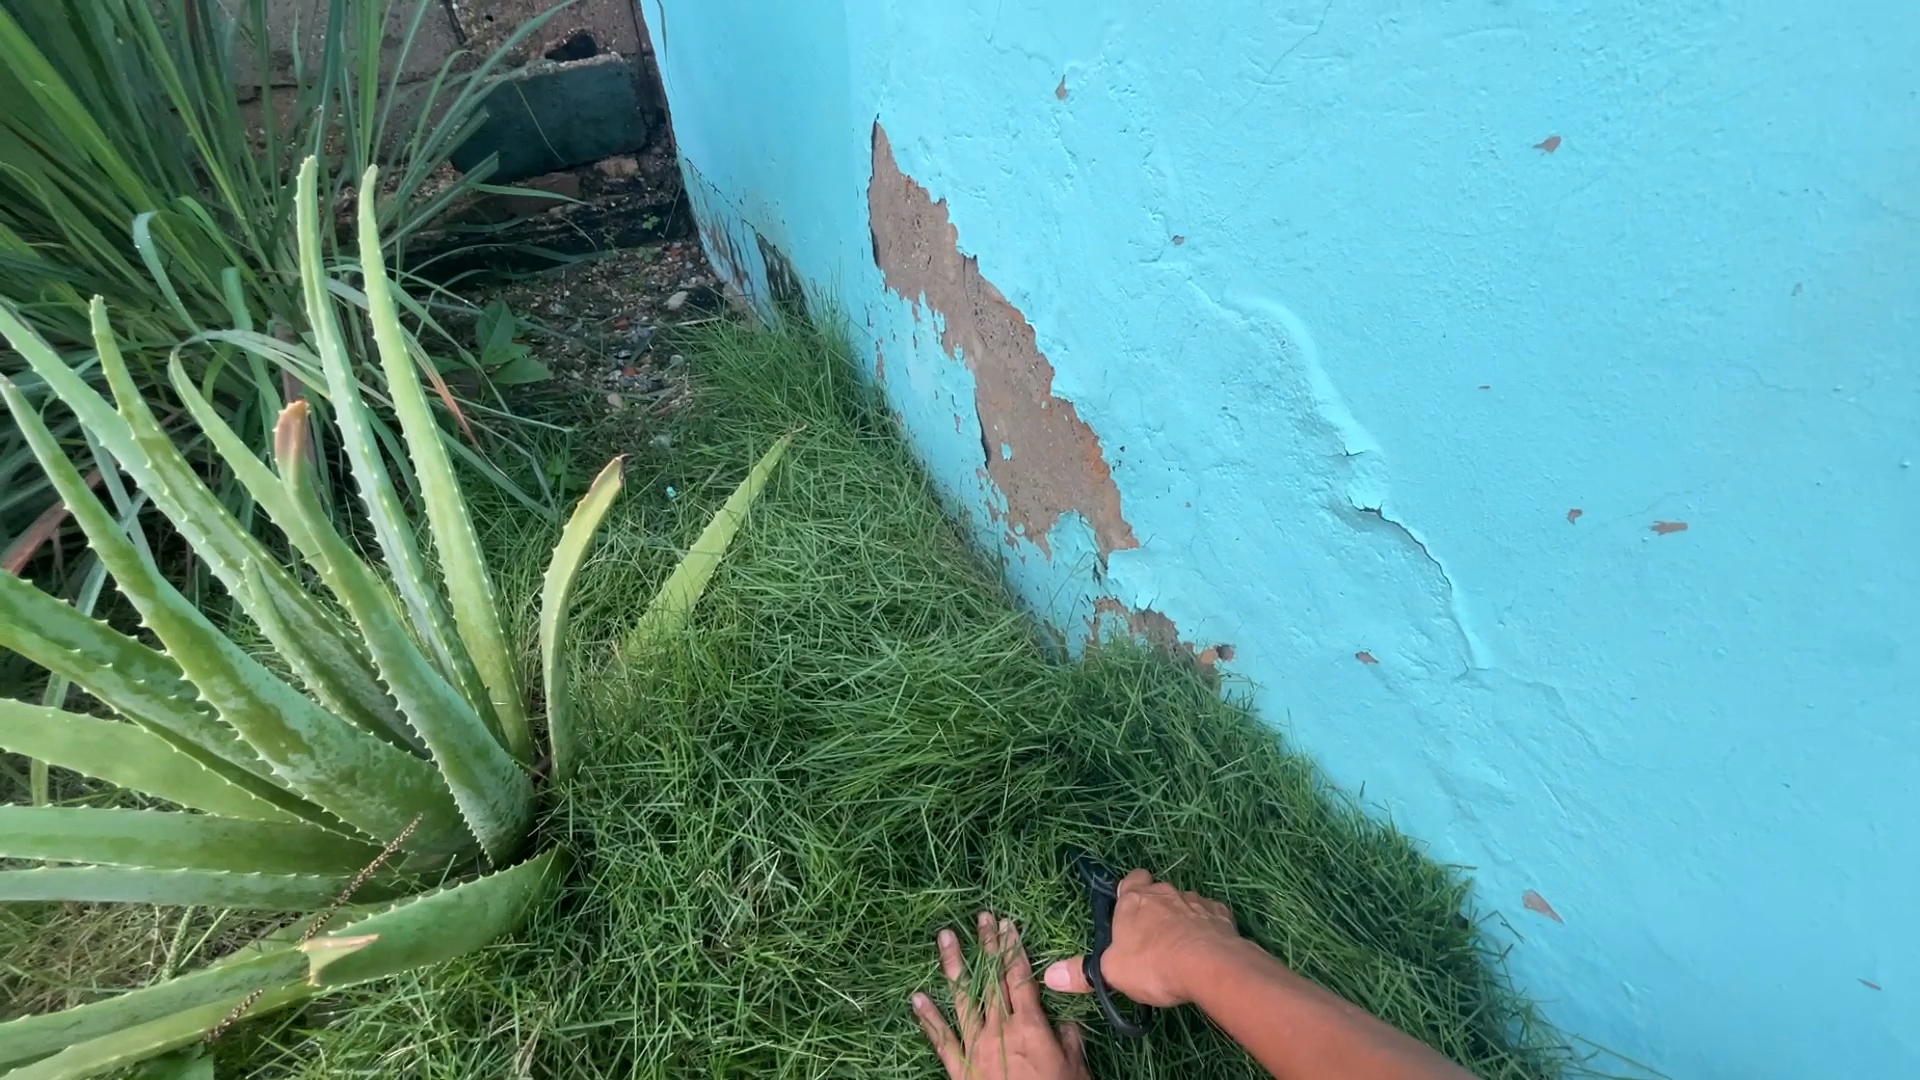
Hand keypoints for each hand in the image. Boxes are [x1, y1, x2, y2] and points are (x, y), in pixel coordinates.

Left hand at [913, 911, 1091, 1079]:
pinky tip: (916, 997)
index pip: (1020, 977)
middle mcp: (1000, 1029)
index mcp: (1030, 1026)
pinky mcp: (958, 1070)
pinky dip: (928, 1018)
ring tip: (945, 937)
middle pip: (992, 979)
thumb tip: (1065, 1019)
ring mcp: (976, 1047)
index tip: (1008, 924)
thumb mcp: (1076, 1070)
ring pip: (963, 998)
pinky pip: (941, 1040)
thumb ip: (1070, 1040)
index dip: (1014, 949)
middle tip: (981, 917)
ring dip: (953, 965)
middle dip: (988, 946)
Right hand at [1042, 869, 1244, 1006]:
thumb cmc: (1151, 963)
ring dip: (1182, 919)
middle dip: (1155, 908)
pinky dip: (1208, 928)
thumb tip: (1049, 975)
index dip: (1129, 892)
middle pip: (1157, 891)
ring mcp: (1194, 901)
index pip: (1130, 880)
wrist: (1208, 965)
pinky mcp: (1221, 915)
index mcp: (1134, 898)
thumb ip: (1081, 972)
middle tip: (1152, 936)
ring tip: (1180, 947)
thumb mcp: (1110, 971)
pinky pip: (1211, 917)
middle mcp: (1164, 892)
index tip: (1127, 910)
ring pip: (1185, 904)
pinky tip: (1207, 947)